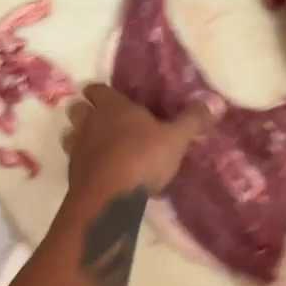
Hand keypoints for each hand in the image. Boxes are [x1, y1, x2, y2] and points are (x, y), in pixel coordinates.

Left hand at [61, 83, 213, 195]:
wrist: (111, 195)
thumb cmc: (143, 157)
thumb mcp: (175, 139)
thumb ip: (192, 121)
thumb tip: (215, 102)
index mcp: (112, 107)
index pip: (97, 89)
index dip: (100, 91)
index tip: (105, 95)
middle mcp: (90, 122)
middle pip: (76, 108)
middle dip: (83, 110)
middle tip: (97, 118)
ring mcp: (77, 148)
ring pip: (69, 133)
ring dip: (77, 136)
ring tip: (92, 144)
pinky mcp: (73, 173)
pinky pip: (73, 160)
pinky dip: (82, 162)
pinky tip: (96, 171)